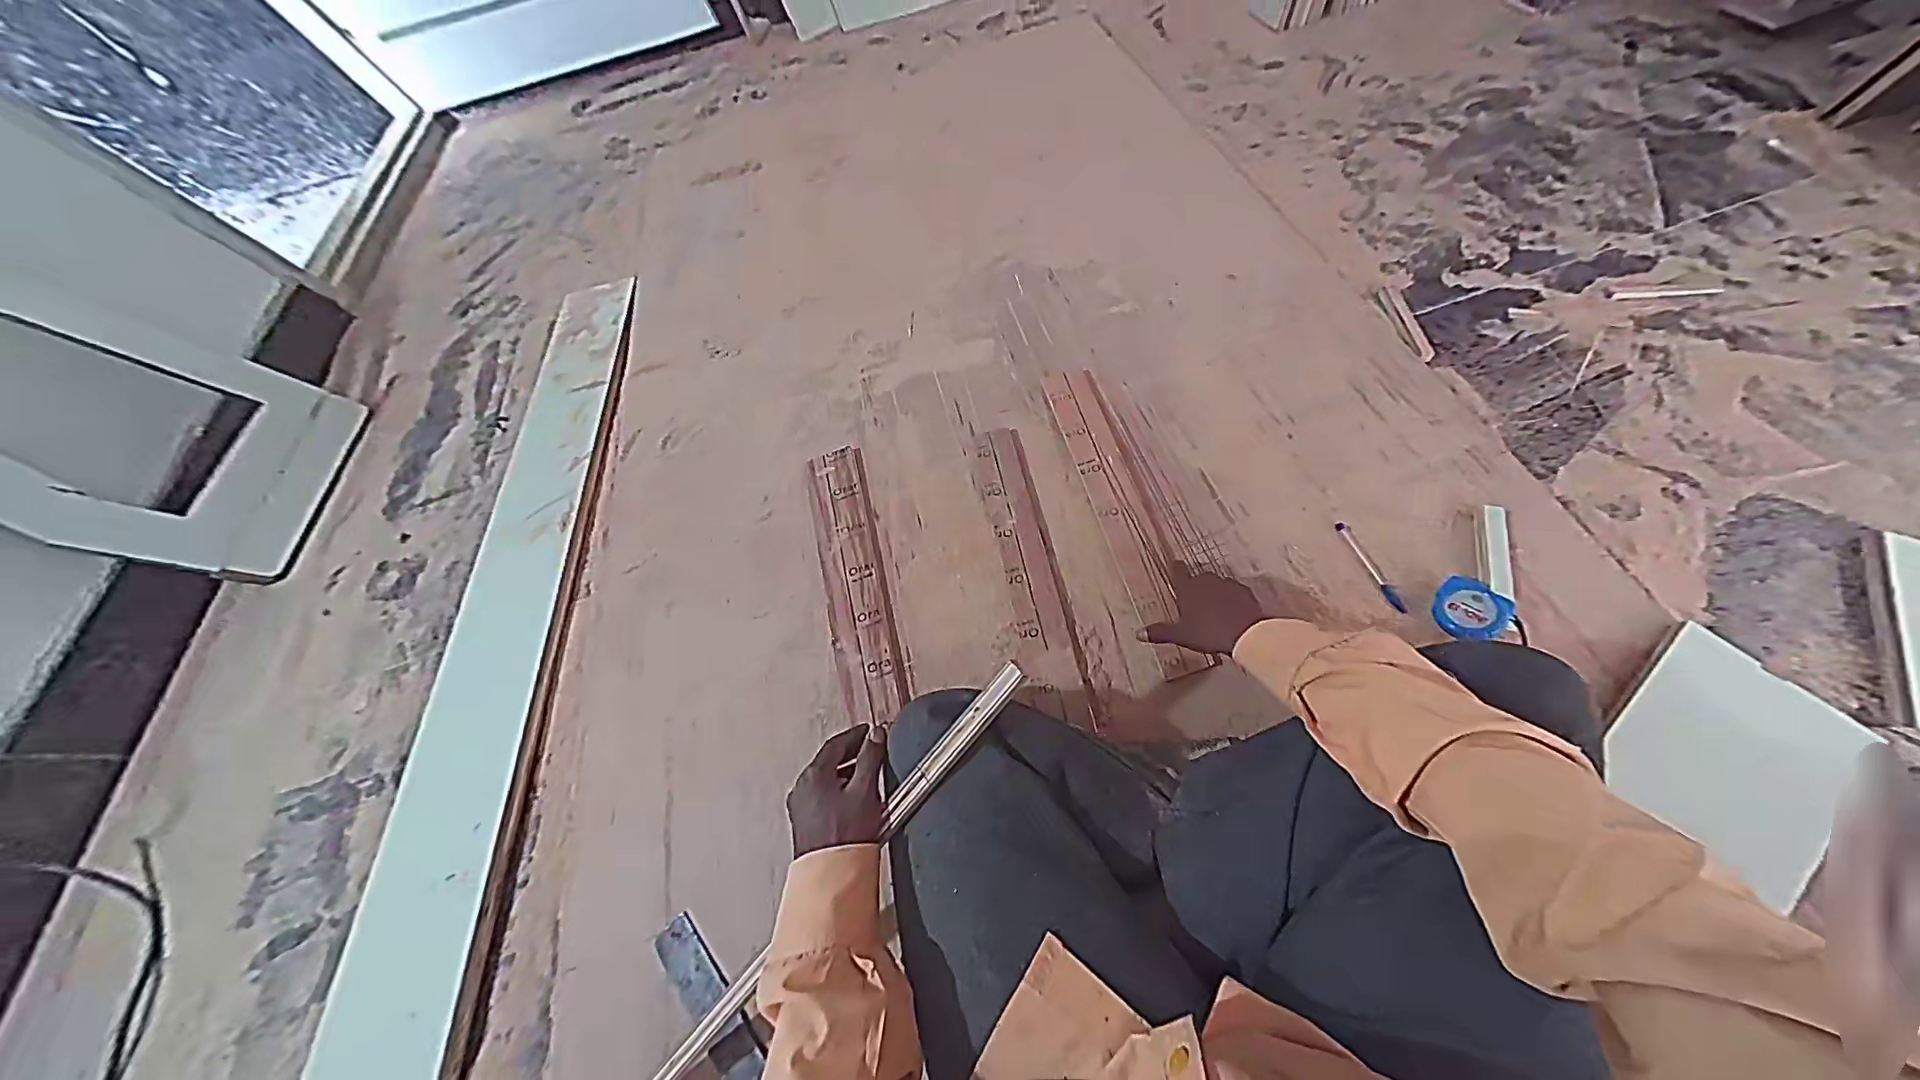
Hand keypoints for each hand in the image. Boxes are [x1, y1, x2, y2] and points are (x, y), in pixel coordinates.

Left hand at [787, 725, 886, 856]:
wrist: (830, 875)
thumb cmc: (844, 836)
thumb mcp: (865, 789)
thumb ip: (871, 757)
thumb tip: (875, 736)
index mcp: (814, 775)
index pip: (835, 744)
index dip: (855, 735)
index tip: (867, 731)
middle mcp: (802, 788)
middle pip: (828, 760)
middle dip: (850, 753)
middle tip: (868, 748)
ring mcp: (801, 806)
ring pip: (825, 779)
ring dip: (845, 772)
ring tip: (865, 774)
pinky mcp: (805, 822)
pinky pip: (823, 795)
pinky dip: (838, 789)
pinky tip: (853, 798)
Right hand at [1138, 566, 1268, 655]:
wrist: (1246, 634)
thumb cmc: (1209, 632)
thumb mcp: (1182, 635)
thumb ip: (1160, 633)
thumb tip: (1138, 634)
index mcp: (1188, 589)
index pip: (1178, 571)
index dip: (1175, 568)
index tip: (1174, 564)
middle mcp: (1206, 581)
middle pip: (1197, 578)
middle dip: (1195, 586)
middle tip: (1193, 600)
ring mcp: (1226, 584)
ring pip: (1216, 583)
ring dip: (1213, 591)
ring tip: (1212, 607)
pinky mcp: (1244, 591)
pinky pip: (1233, 591)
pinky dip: (1230, 598)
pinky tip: (1230, 611)